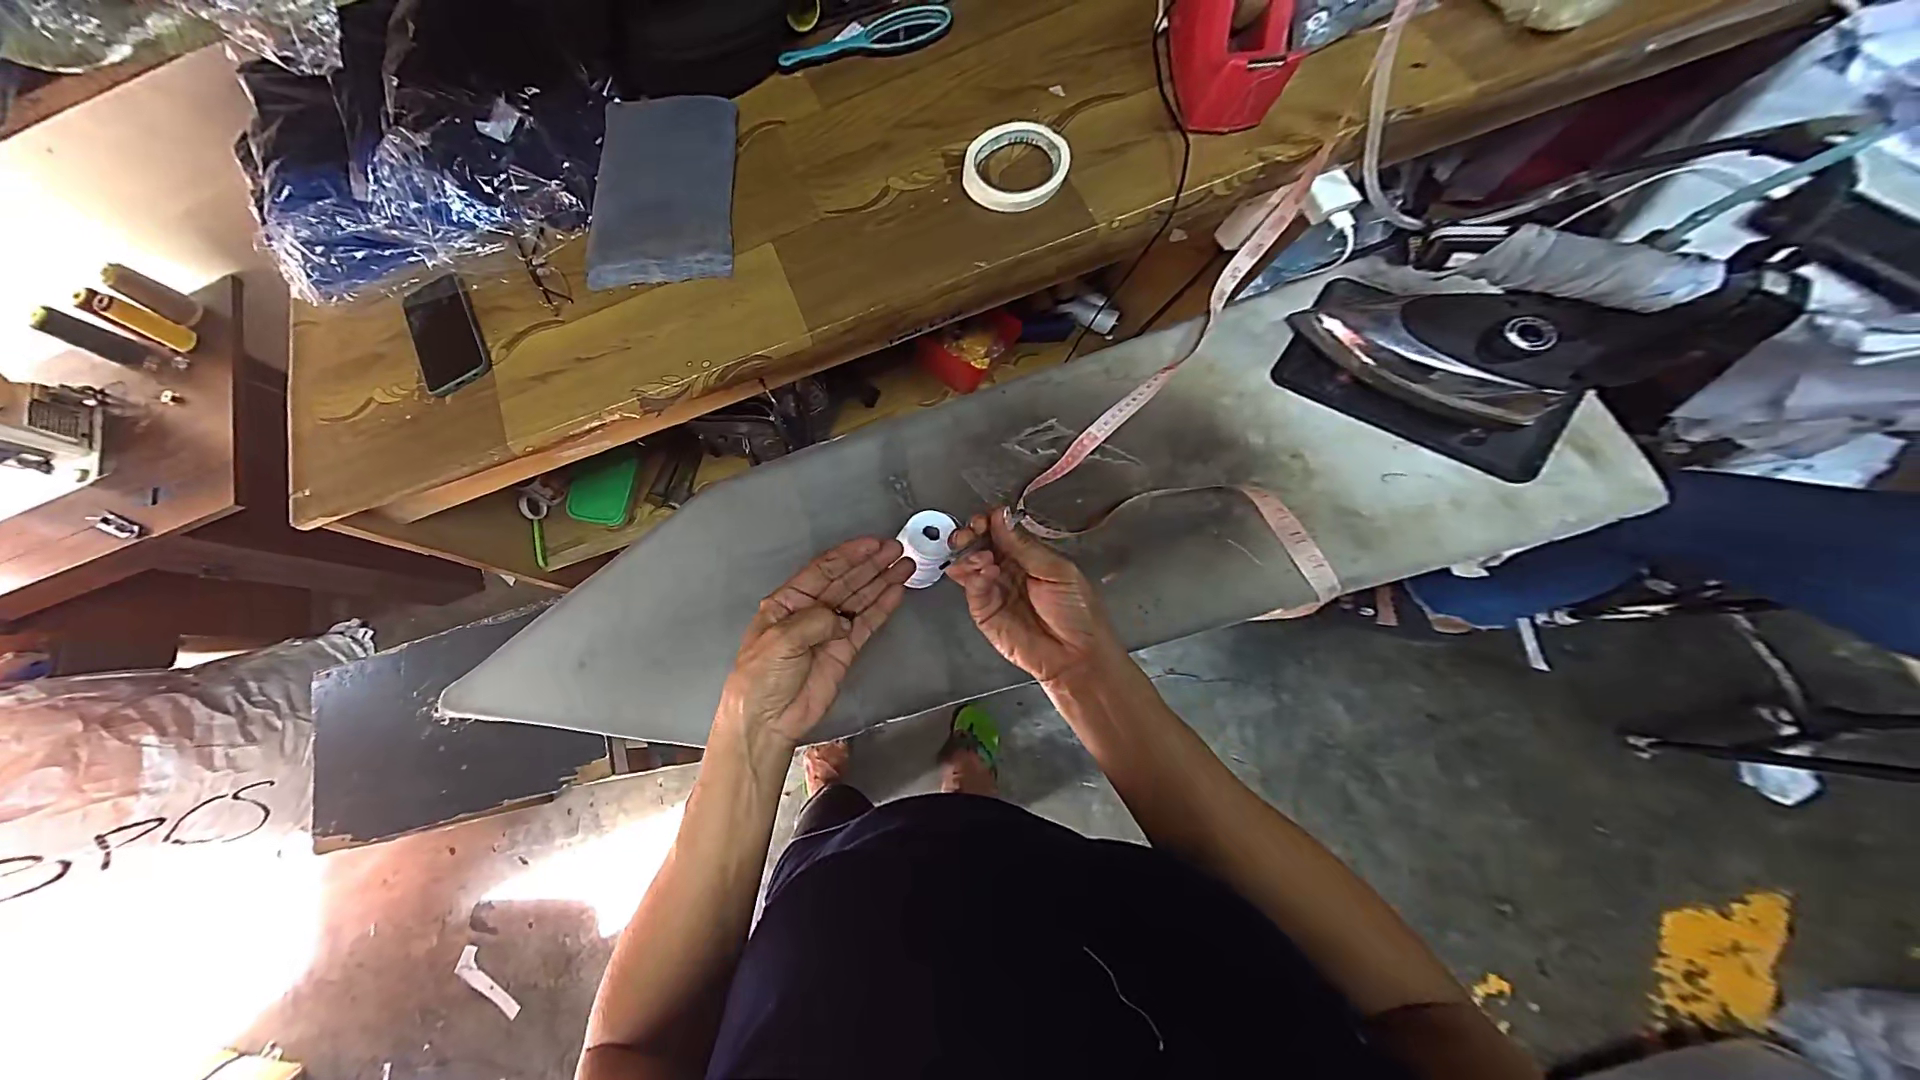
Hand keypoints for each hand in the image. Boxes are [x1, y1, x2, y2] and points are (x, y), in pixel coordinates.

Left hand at [717, 536, 914, 746]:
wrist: (766, 721)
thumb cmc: (759, 678)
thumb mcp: (780, 640)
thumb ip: (815, 621)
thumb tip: (842, 620)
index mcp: (788, 602)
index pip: (824, 570)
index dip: (850, 555)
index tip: (874, 544)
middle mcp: (810, 611)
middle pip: (846, 581)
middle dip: (872, 564)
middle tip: (897, 550)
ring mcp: (830, 630)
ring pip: (860, 599)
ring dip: (882, 582)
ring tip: (904, 566)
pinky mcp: (845, 651)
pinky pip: (867, 623)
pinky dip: (882, 608)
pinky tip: (896, 592)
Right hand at [945, 507, 1124, 685]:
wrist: (1077, 655)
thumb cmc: (1078, 613)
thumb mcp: (1058, 570)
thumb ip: (1025, 546)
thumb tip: (1001, 518)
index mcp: (1028, 556)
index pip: (1000, 531)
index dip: (990, 522)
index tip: (986, 518)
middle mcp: (1008, 570)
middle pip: (980, 544)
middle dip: (971, 534)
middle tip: (972, 531)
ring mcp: (995, 590)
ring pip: (970, 564)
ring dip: (968, 553)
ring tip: (979, 554)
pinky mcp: (985, 612)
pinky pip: (972, 589)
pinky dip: (973, 576)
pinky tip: (985, 572)